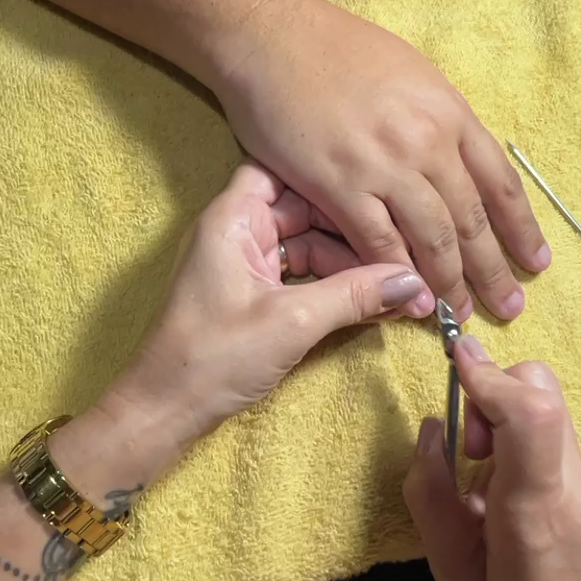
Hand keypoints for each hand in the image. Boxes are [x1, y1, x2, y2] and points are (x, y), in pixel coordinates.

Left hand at [103, 161, 424, 448]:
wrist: (166, 410)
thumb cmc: (213, 357)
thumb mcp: (292, 321)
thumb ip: (354, 294)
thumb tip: (414, 282)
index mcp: (233, 218)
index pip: (286, 170)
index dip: (328, 175)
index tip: (377, 188)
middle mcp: (238, 230)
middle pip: (306, 210)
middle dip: (355, 232)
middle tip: (408, 252)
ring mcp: (245, 262)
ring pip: (309, 245)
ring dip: (351, 266)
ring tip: (401, 287)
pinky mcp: (253, 293)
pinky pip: (301, 275)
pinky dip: (334, 286)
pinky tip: (373, 301)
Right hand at [213, 0, 549, 322]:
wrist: (271, 38)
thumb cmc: (334, 48)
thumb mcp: (408, 73)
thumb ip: (435, 119)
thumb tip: (452, 158)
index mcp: (449, 112)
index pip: (500, 183)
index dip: (521, 229)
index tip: (535, 261)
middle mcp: (427, 142)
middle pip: (471, 220)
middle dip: (494, 270)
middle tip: (510, 306)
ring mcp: (384, 165)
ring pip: (432, 239)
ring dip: (450, 283)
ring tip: (462, 314)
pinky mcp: (339, 185)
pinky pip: (378, 241)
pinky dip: (397, 274)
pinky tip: (409, 299)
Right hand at [403, 336, 580, 580]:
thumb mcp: (454, 575)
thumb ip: (432, 496)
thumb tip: (432, 429)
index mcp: (537, 512)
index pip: (529, 412)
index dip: (488, 374)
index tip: (455, 356)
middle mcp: (579, 485)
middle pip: (541, 390)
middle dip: (492, 393)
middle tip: (470, 448)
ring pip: (547, 415)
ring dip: (506, 429)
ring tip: (490, 496)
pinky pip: (557, 446)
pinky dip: (526, 455)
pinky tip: (519, 511)